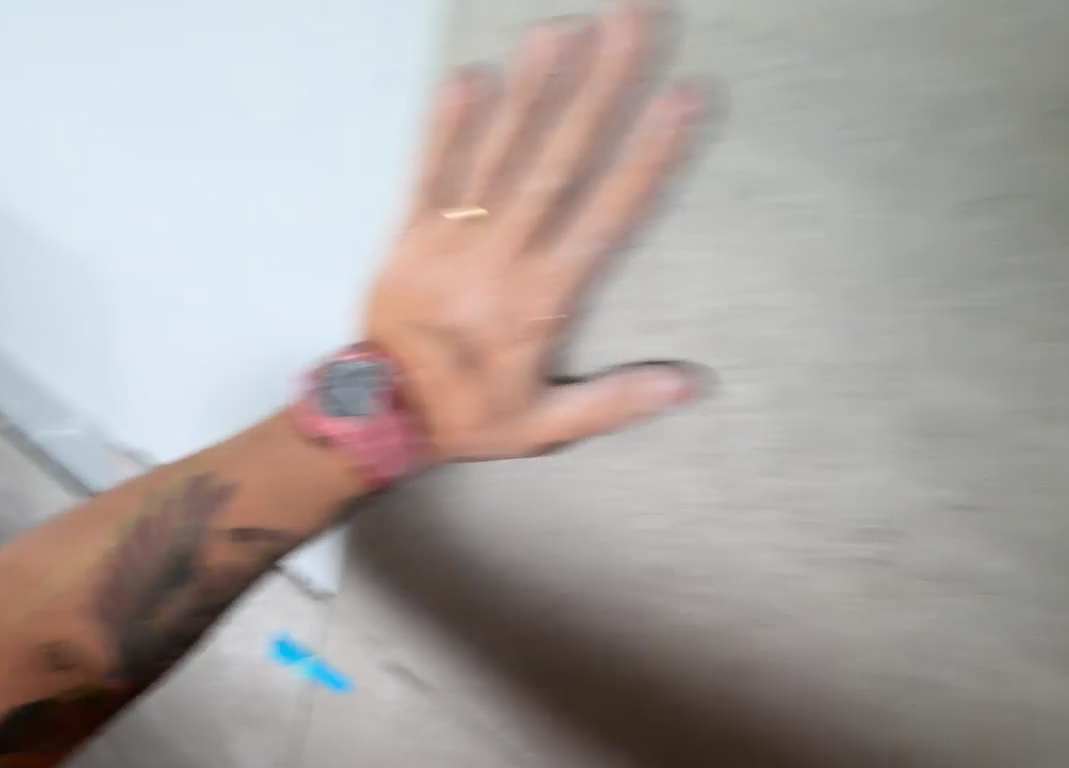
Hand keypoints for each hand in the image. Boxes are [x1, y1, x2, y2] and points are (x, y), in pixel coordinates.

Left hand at [366, 2, 709, 462]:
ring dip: (528, 92)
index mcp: (538, 302)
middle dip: (596, 90)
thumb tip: (688, 385)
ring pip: (494, 158)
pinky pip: (426, 176)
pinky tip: (465, 79)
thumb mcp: (542, 425)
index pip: (604, 218)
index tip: (682, 98)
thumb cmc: (464, 417)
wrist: (380, 417)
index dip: (646, 158)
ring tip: (558, 31)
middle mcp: (497, 262)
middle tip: (629, 20)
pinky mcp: (406, 240)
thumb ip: (612, 402)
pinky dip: (443, 129)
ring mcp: (447, 245)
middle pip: (555, 165)